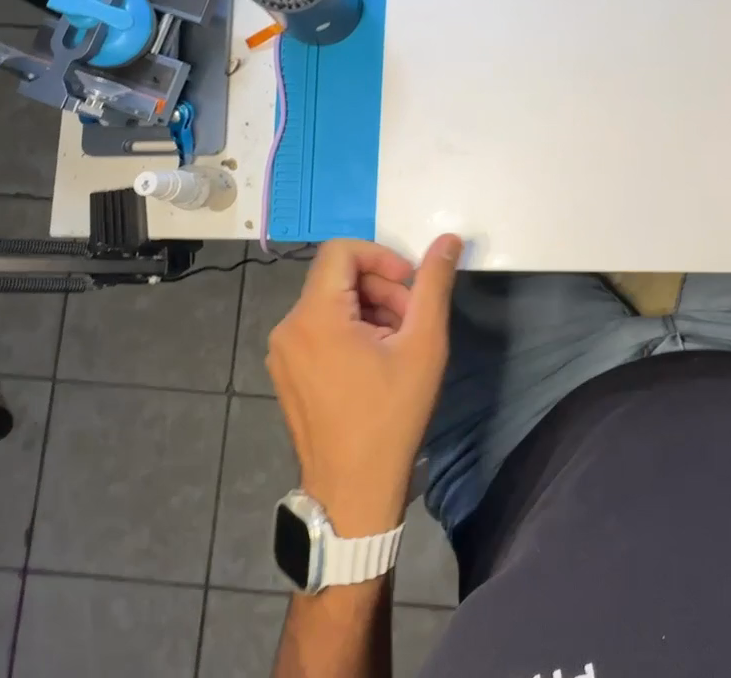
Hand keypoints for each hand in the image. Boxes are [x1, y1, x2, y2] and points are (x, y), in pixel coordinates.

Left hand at [266, 236, 461, 535]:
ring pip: (330, 305)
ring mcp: (282, 353)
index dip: (382, 257)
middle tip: (412, 324)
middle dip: (381, 290)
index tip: (410, 286)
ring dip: (369, 313)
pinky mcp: (286, 374)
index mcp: (314, 315)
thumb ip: (434, 284)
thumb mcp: (423, 344)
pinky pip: (318, 331)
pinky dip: (350, 333)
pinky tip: (375, 366)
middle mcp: (288, 327)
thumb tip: (448, 239)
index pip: (342, 251)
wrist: (354, 490)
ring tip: (397, 349)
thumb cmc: (391, 415)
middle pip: (338, 279)